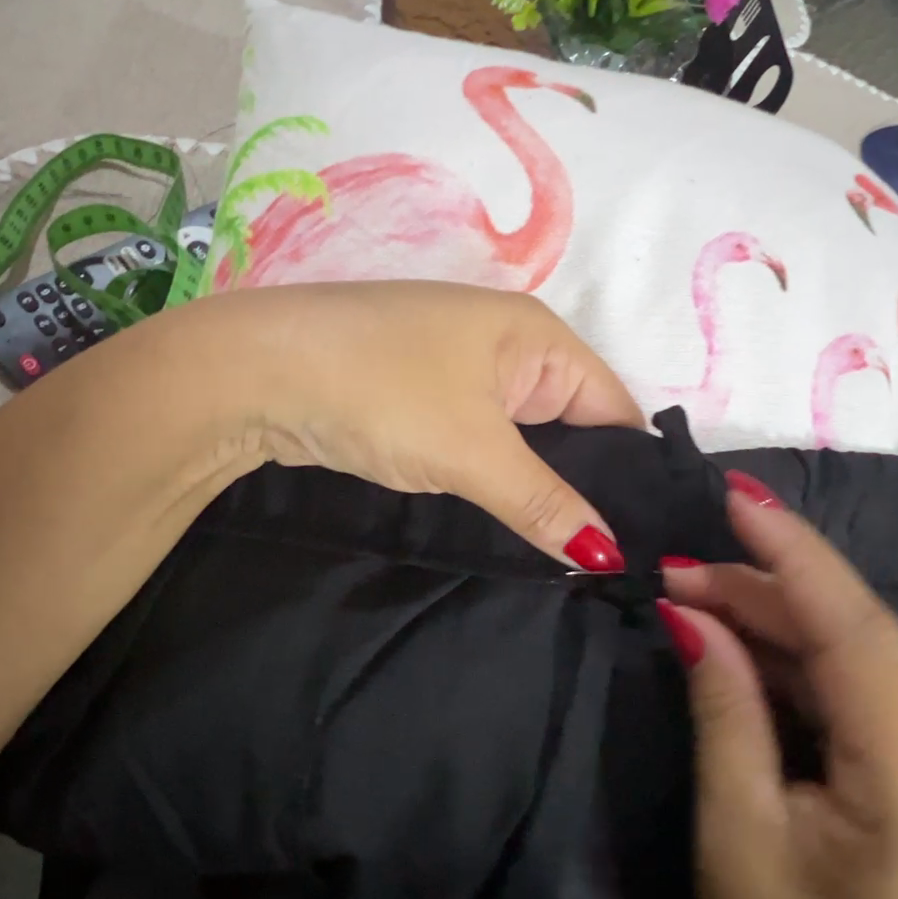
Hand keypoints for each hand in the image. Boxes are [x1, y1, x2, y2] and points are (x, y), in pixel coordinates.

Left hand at [165, 280, 645, 567]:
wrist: (252, 371)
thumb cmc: (380, 392)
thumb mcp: (471, 452)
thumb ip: (544, 503)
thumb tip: (609, 557)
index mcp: (538, 335)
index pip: (614, 409)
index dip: (632, 476)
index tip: (645, 547)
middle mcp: (509, 343)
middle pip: (574, 423)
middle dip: (587, 488)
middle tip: (608, 563)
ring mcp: (462, 368)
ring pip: (526, 437)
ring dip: (540, 488)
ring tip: (569, 556)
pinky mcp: (424, 396)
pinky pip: (484, 441)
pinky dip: (498, 478)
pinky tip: (511, 523)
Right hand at [655, 474, 897, 898]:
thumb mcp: (733, 830)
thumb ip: (722, 707)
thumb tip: (689, 610)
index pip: (865, 643)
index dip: (799, 558)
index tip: (740, 497)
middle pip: (865, 647)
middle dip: (770, 594)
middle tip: (682, 571)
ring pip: (868, 666)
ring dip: (782, 627)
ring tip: (701, 596)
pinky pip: (872, 699)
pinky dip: (806, 667)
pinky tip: (749, 643)